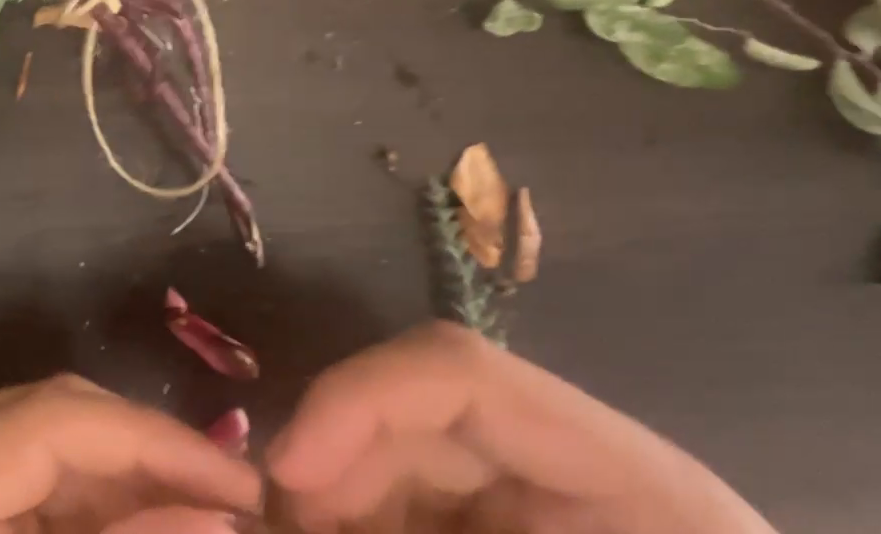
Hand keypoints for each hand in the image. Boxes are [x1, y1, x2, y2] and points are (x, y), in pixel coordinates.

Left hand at [0, 374, 260, 533]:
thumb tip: (222, 514)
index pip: (55, 419)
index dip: (155, 439)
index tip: (243, 484)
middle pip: (58, 414)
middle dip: (154, 449)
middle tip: (242, 497)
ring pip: (59, 437)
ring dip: (138, 470)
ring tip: (215, 507)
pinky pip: (46, 474)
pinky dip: (107, 494)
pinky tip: (160, 514)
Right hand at [265, 323, 775, 533]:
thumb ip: (419, 522)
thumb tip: (300, 511)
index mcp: (618, 468)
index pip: (454, 371)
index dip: (351, 400)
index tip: (286, 473)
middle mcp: (564, 461)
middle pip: (408, 414)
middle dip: (328, 461)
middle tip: (270, 518)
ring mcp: (532, 498)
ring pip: (394, 458)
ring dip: (333, 494)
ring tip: (293, 523)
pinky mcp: (498, 522)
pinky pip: (409, 500)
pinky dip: (361, 513)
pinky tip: (330, 529)